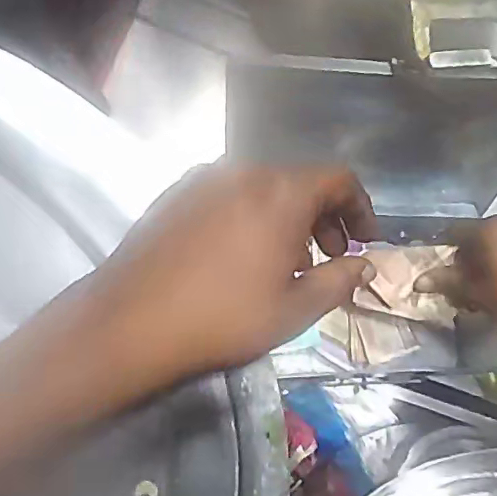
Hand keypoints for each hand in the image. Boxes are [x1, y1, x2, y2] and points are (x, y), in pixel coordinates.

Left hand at [24, 162, 376, 401]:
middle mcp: (243, 171)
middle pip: (301, 182)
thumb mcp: (296, 308)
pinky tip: (243, 257)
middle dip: (326, 218)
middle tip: (330, 258)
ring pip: (264, 189)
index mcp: (280, 192)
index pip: (339, 179)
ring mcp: (203, 180)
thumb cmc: (224, 317)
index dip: (361, 209)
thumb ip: (340, 280)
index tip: (364, 243)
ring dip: (289, 219)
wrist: (130, 323)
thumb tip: (366, 266)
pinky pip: (230, 196)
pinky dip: (253, 217)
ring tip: (287, 263)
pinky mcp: (174, 195)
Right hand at [417, 218, 496, 350]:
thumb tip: (419, 281)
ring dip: (486, 268)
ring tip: (485, 296)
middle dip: (465, 264)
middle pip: (475, 239)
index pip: (453, 233)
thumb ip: (448, 283)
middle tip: (461, 293)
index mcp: (488, 228)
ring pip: (496, 247)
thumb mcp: (478, 293)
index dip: (443, 255)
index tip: (442, 279)